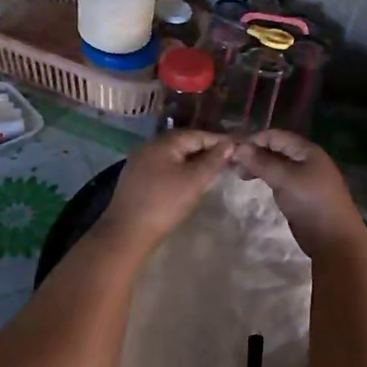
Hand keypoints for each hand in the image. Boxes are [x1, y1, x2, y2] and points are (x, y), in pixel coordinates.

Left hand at [96, 130, 234, 248]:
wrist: (128, 231)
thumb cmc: (164, 203)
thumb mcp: (194, 181)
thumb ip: (213, 161)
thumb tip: (229, 144)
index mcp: (163, 142)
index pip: (196, 134)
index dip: (218, 141)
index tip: (238, 148)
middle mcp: (149, 146)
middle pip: (184, 143)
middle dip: (206, 150)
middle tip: (228, 159)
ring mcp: (140, 162)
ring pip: (174, 156)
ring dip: (193, 161)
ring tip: (213, 170)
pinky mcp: (137, 178)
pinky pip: (164, 167)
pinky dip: (180, 170)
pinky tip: (189, 180)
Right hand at [231, 130, 366, 256]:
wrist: (333, 238)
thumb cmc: (310, 202)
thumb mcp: (284, 179)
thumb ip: (261, 162)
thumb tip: (238, 147)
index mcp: (307, 150)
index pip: (275, 136)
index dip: (253, 139)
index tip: (231, 150)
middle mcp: (306, 160)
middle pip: (276, 149)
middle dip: (254, 153)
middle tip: (232, 164)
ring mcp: (305, 177)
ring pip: (277, 165)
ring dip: (259, 166)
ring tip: (240, 175)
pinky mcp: (301, 194)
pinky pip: (281, 179)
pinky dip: (266, 178)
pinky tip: (256, 184)